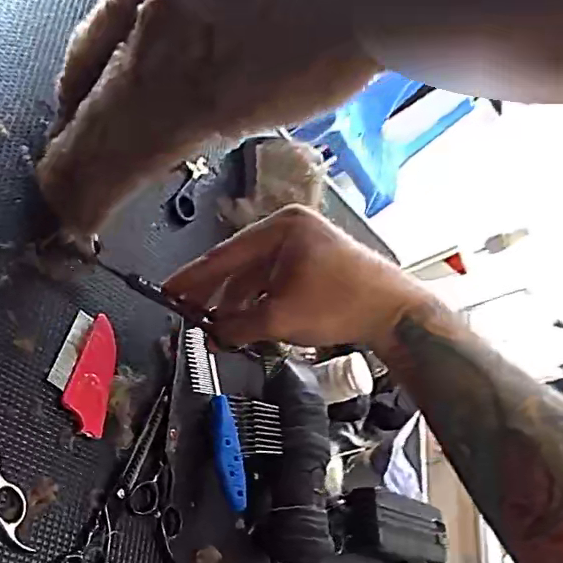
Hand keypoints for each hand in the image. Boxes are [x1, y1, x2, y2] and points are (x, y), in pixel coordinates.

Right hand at [163, 205, 437, 353]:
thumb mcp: (279, 318)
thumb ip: (237, 325)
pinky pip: (273, 285)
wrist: (392, 314)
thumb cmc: (342, 304)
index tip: (169, 291)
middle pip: (238, 266)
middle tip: (187, 315)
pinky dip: (258, 306)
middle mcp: (291, 231)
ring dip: (236, 306)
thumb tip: (211, 334)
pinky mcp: (314, 268)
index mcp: (282, 228)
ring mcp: (304, 248)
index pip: (224, 254)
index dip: (193, 278)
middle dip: (214, 296)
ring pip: (255, 279)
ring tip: (218, 330)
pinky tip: (247, 326)